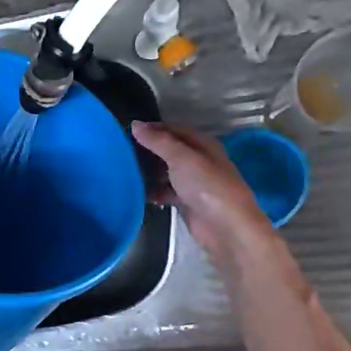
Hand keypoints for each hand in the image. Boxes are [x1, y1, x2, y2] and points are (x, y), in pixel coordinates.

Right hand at [131, 121, 281, 271]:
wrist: (226, 226)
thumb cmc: (206, 185)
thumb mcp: (181, 157)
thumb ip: (158, 141)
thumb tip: (136, 124)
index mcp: (203, 144)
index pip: (175, 130)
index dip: (154, 128)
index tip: (129, 131)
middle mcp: (199, 161)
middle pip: (171, 151)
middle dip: (149, 150)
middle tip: (123, 151)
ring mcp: (194, 183)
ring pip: (167, 172)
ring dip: (150, 172)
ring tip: (126, 171)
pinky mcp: (188, 203)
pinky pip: (167, 192)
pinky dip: (154, 192)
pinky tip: (138, 193)